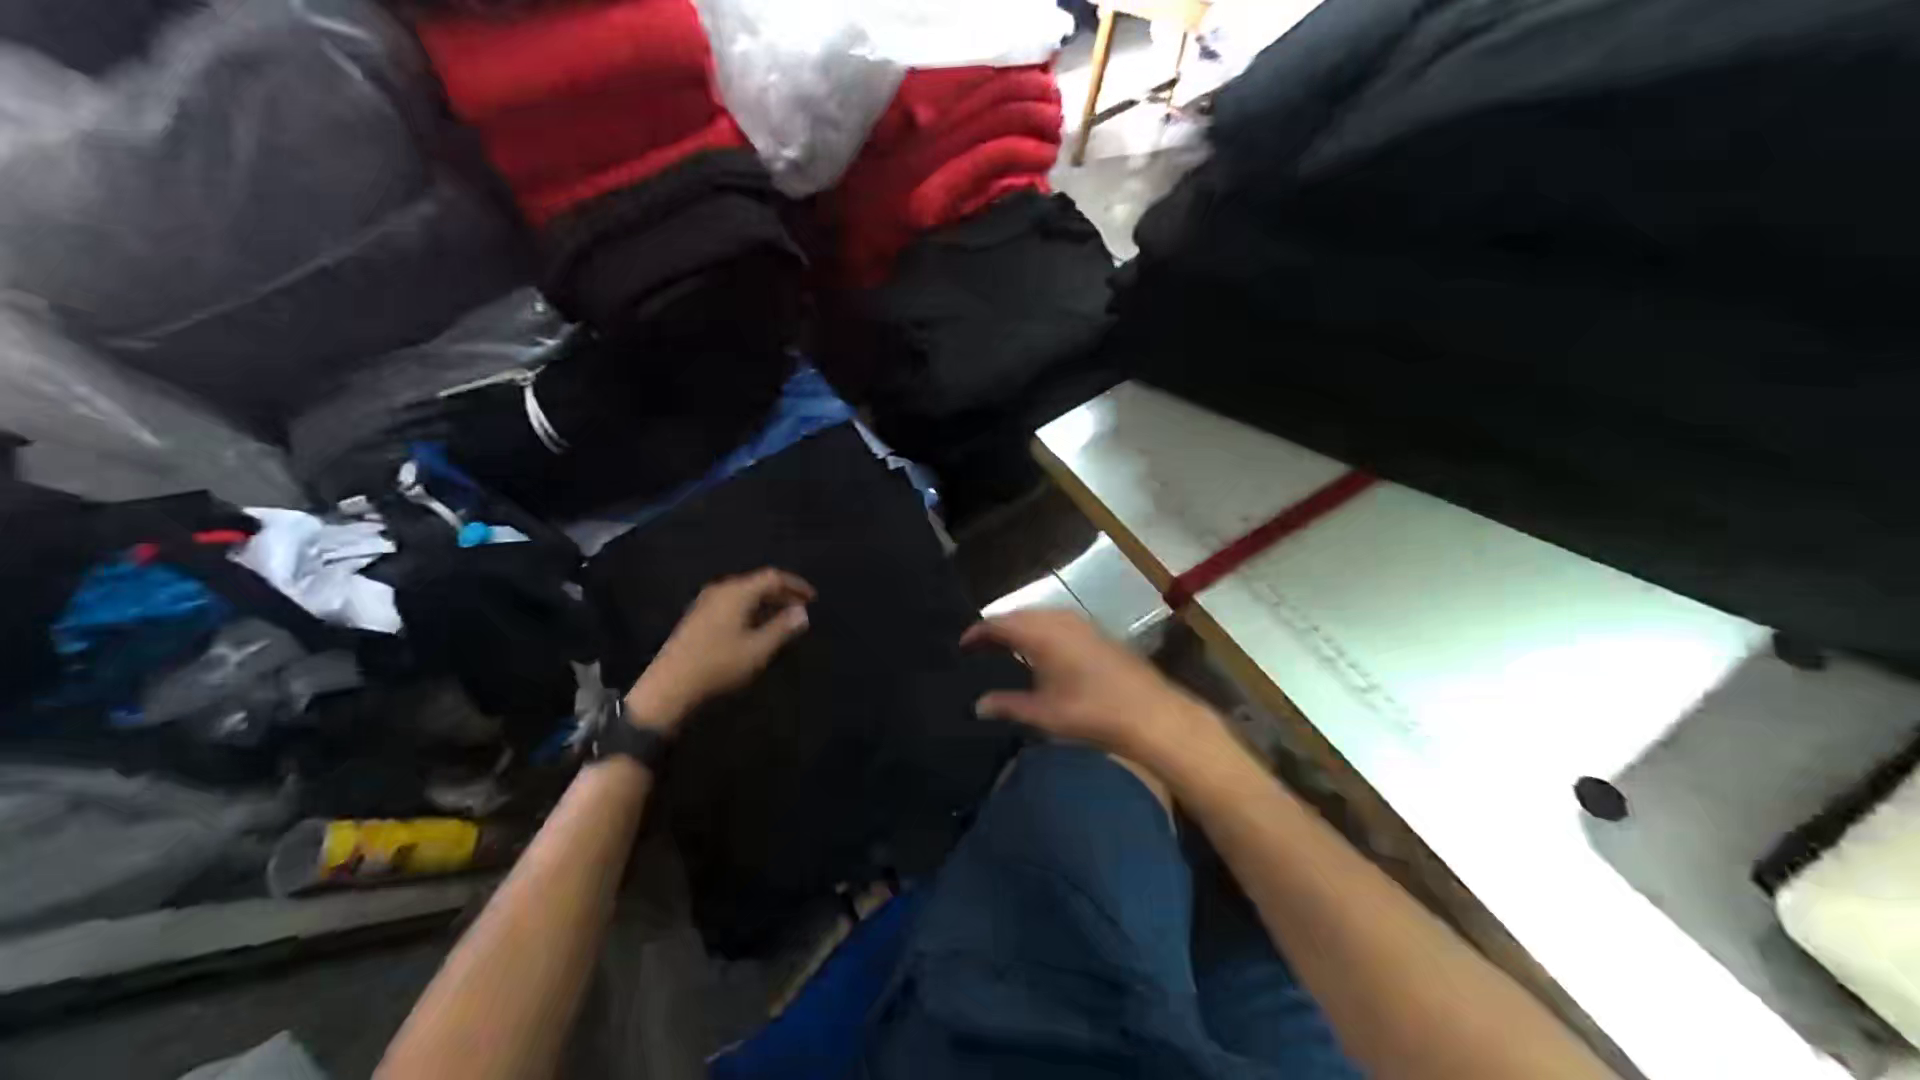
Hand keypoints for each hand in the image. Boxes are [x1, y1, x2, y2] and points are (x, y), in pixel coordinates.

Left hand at [626, 569, 814, 731]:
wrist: (669, 687)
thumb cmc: (718, 665)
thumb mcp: (758, 649)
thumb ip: (782, 628)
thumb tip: (802, 612)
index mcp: (737, 592)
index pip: (772, 577)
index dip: (795, 584)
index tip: (813, 598)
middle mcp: (720, 590)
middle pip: (757, 583)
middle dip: (782, 593)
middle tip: (801, 608)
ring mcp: (706, 603)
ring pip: (744, 594)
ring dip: (766, 602)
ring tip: (783, 617)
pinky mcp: (698, 617)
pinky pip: (732, 603)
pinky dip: (750, 609)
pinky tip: (756, 626)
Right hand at [961, 610, 1221, 764]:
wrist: (1151, 714)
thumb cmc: (1092, 713)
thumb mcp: (1043, 713)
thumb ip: (1007, 705)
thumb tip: (979, 705)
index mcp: (1041, 633)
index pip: (999, 623)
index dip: (978, 632)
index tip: (962, 644)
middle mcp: (1059, 620)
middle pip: (1019, 615)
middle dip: (998, 628)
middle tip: (980, 646)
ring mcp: (1081, 624)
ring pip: (1040, 617)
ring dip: (1021, 628)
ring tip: (1005, 648)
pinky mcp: (1097, 633)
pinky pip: (1058, 623)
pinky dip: (1041, 632)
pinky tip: (1040, 652)